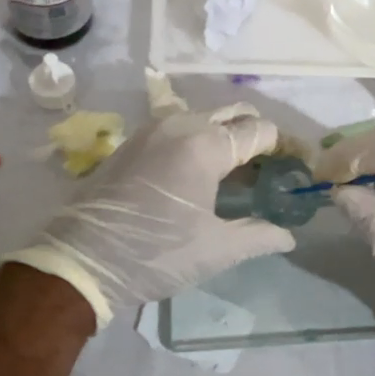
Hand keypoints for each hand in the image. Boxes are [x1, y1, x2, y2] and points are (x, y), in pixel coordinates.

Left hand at [6, 103, 296, 327]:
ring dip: (225, 134)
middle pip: (232, 113)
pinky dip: (198, 139)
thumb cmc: (155, 254)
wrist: (79, 262)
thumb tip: (288, 236)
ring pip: (203, 117)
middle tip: (268, 166)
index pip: (258, 130)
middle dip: (255, 133)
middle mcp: (179, 125)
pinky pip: (177, 128)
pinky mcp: (131, 143)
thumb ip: (259, 236)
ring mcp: (151, 130)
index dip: (282, 145)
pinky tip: (199, 172)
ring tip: (236, 171)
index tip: (295, 164)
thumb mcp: (215, 250)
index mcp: (205, 144)